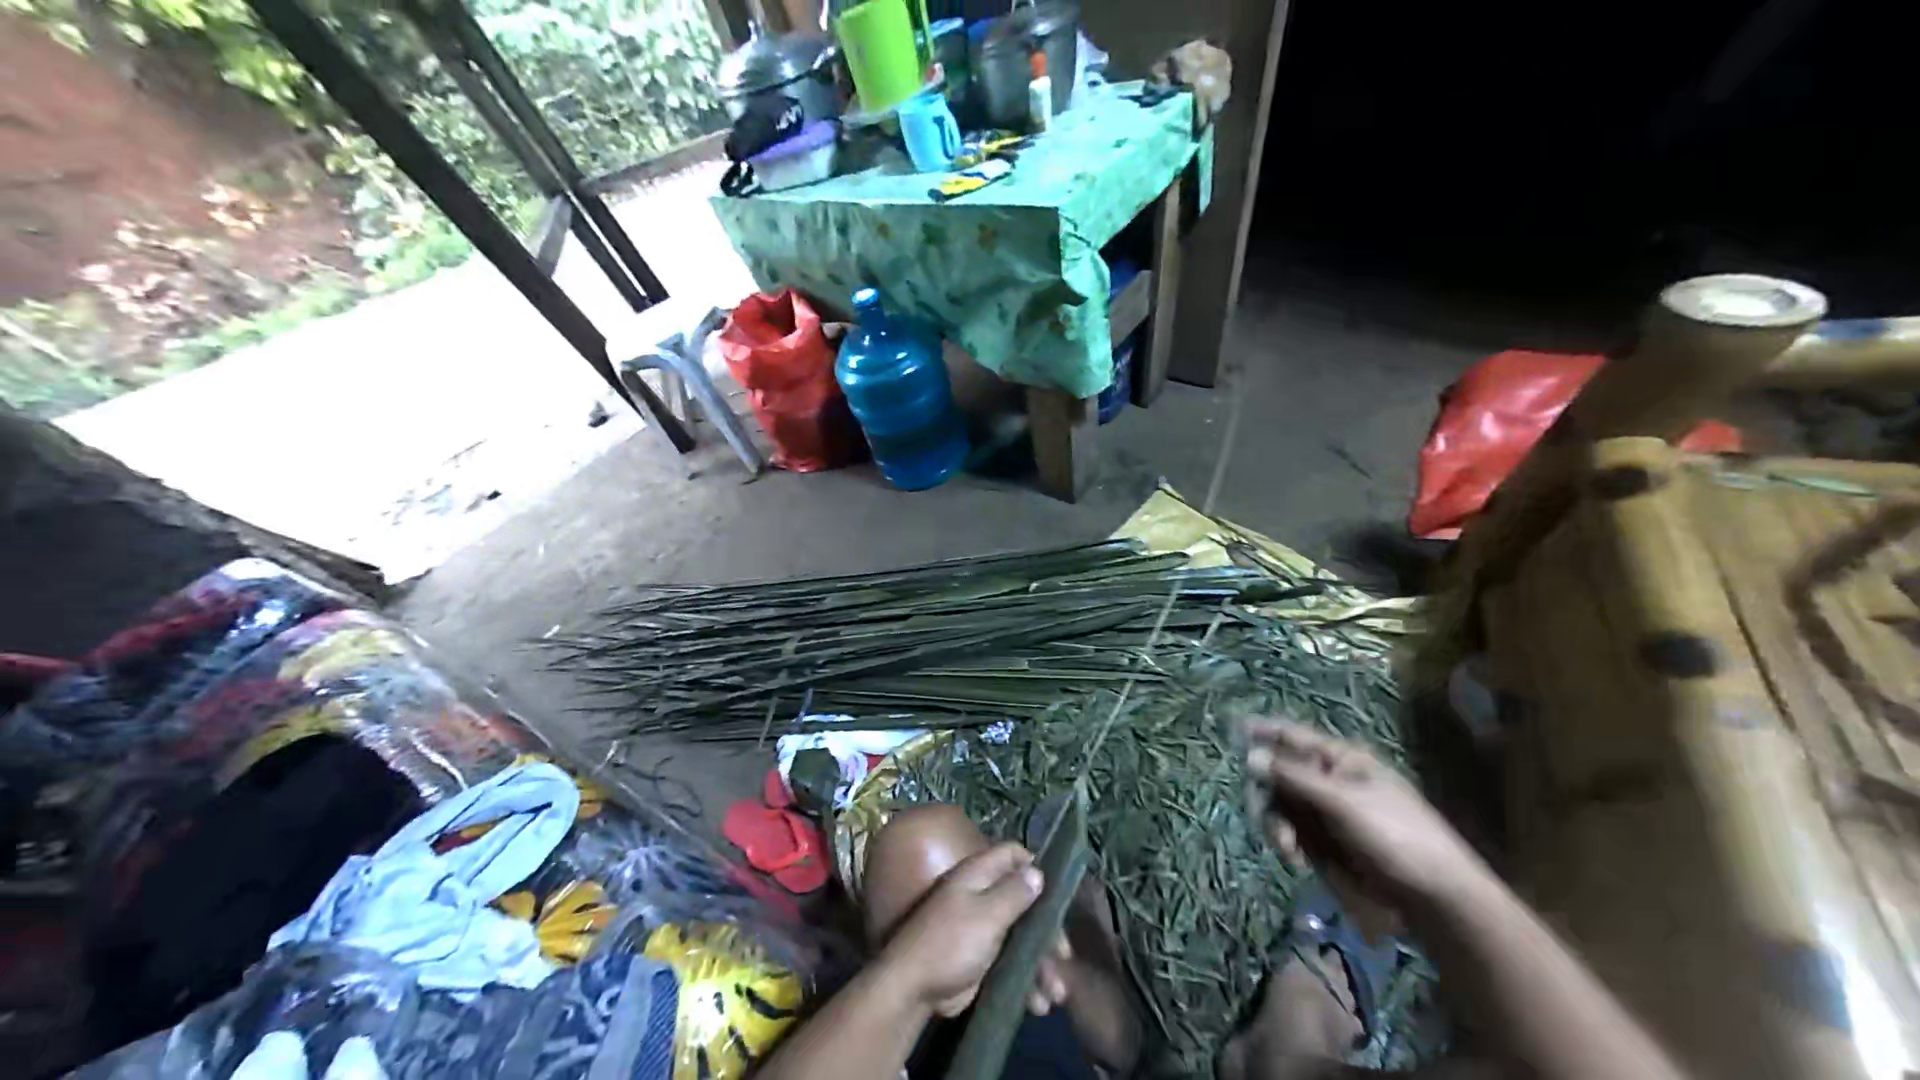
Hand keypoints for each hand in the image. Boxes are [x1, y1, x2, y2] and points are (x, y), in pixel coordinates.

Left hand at [879, 842, 1071, 1017]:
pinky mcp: (981, 958)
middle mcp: (981, 895)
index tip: (1058, 888)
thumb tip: (1037, 871)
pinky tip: (1038, 1004)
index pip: (1011, 854)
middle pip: (1024, 900)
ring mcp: (981, 927)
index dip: (1034, 865)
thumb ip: (1014, 892)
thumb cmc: (950, 942)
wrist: (913, 988)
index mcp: (978, 875)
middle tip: (1064, 955)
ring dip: (1040, 964)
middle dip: (1046, 929)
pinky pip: (1011, 962)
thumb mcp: (986, 914)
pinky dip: (1026, 981)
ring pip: (1021, 936)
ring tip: (1056, 994)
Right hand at [1242, 717, 1492, 909]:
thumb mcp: (1342, 803)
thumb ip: (1294, 778)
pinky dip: (1287, 843)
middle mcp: (1328, 779)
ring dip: (1275, 825)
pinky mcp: (1325, 841)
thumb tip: (1249, 755)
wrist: (1436, 897)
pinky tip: (1296, 860)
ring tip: (1287, 850)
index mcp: (1340, 759)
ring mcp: (1325, 812)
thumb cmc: (1396, 836)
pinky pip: (1291, 832)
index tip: (1231, 732)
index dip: (1261, 732)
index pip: (1291, 735)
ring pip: (1279, 806)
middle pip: (1276, 773)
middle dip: (1266, 795)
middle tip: (1263, 815)